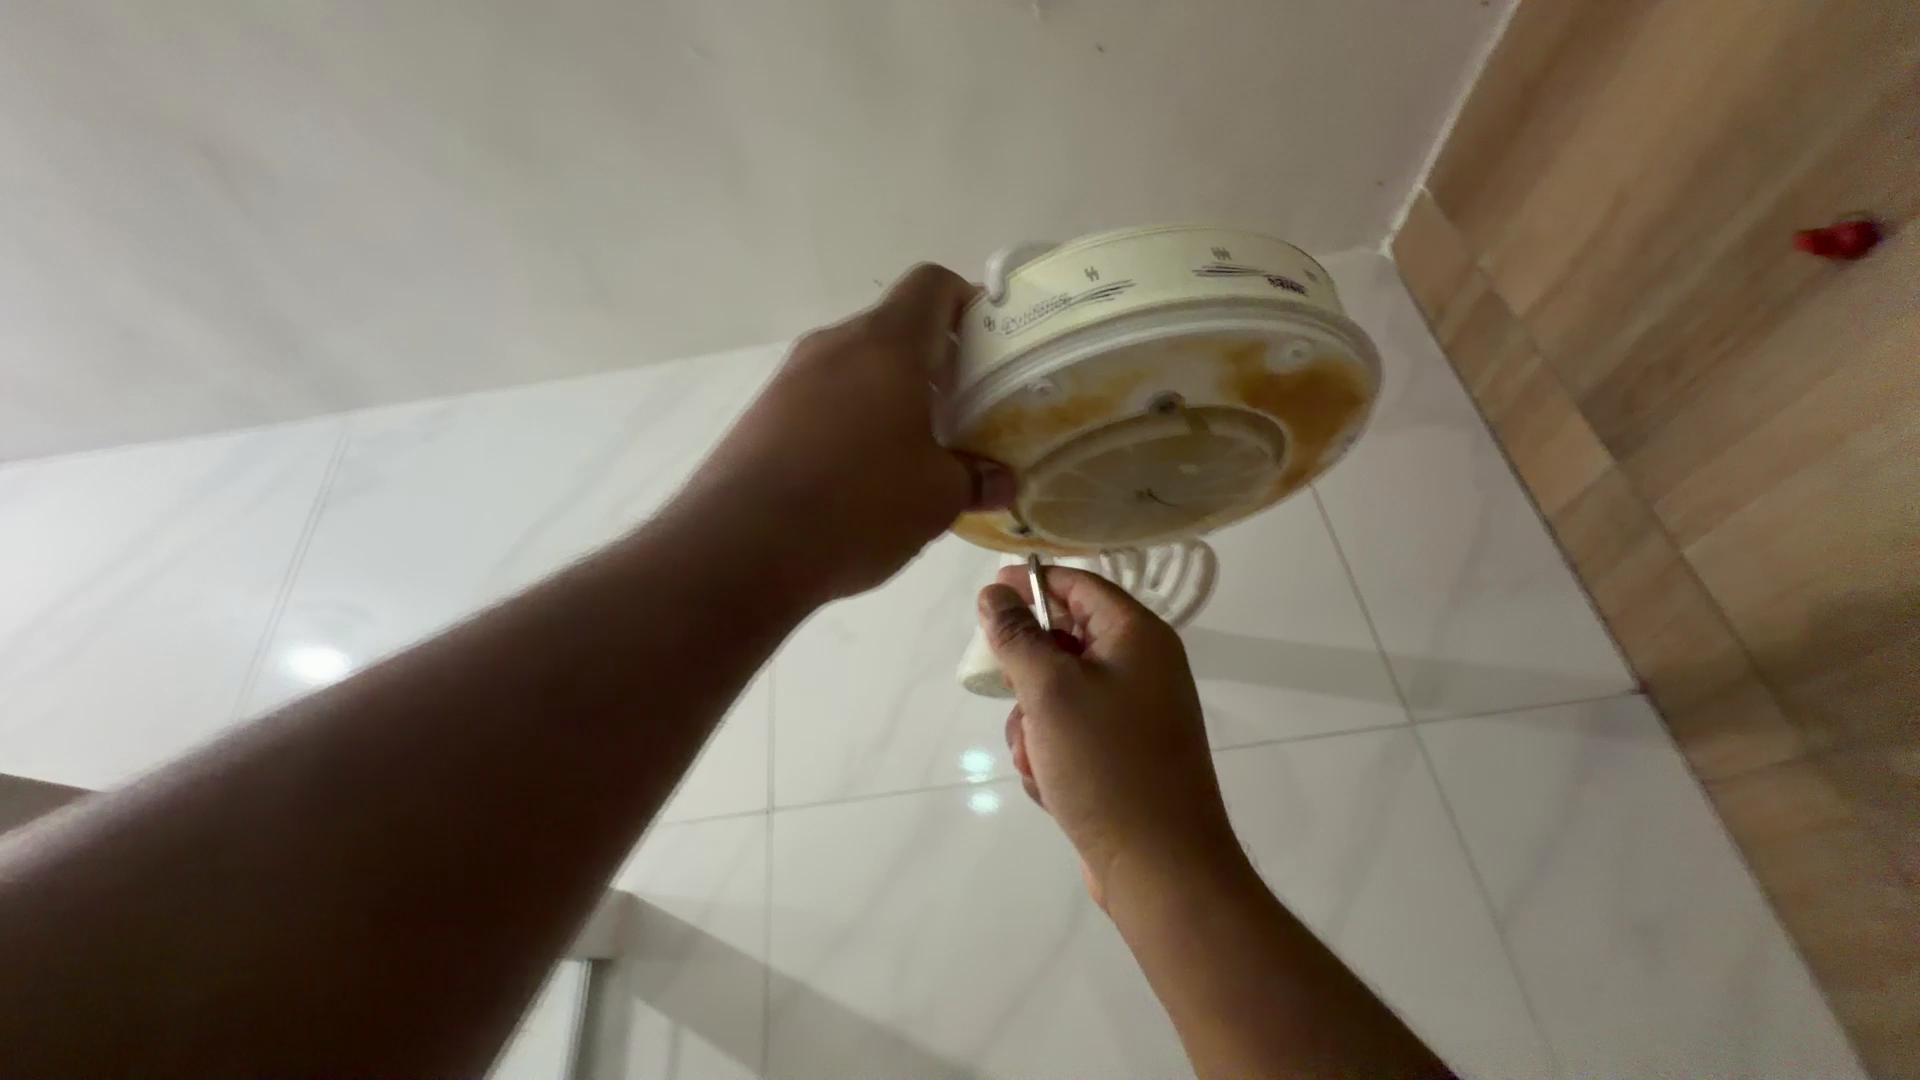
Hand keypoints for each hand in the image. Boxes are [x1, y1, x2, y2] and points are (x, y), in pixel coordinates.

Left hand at [692, 264, 1014, 602]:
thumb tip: (999, 480)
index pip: (932, 285)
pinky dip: (848, 423)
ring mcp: (788, 380)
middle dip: (931, 364)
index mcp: (886, 345)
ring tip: (910, 454)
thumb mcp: (936, 498)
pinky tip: (857, 479)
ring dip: (888, 397)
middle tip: (959, 414)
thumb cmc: (858, 506)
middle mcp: (833, 346)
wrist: (740, 549)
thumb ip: (976, 479)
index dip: (966, 303)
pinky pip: (819, 402)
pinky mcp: (760, 417)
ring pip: (854, 368)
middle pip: (893, 329)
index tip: (986, 348)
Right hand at [977, 566, 1241, 906]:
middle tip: (1010, 692)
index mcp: (1138, 637)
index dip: (1033, 584)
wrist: (1160, 866)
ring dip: (1035, 724)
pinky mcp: (1123, 756)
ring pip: (1059, 694)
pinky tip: (1051, 785)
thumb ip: (1017, 636)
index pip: (1080, 585)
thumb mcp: (1050, 690)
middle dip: (1029, 675)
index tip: (989, 596)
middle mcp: (1143, 668)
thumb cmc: (1106, 763)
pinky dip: (1051, 753)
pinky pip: (1071, 733)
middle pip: (1065, 643)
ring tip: (1037, 757)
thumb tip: (995, 594)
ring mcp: (1135, 715)